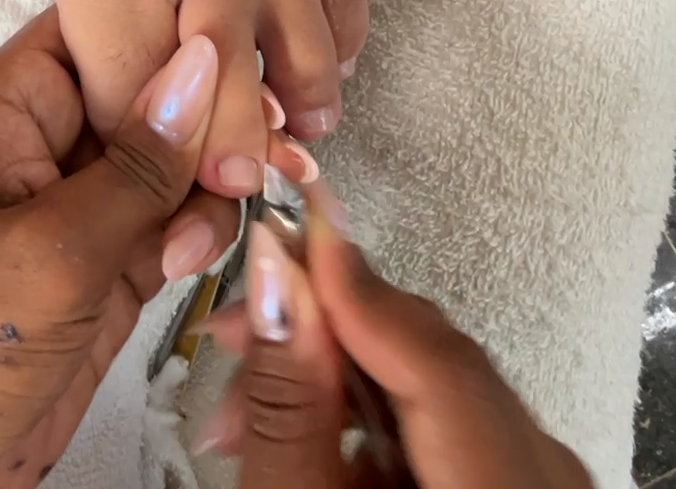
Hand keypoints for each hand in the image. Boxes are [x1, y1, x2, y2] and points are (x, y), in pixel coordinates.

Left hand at [0, 10, 244, 488]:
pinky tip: (191, 260)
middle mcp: (52, 137)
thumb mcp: (52, 245)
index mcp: (15, 102)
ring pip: (172, 158)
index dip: (168, 33)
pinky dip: (194, 230)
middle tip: (259, 160)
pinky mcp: (112, 254)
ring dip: (202, 187)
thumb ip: (138, 162)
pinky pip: (173, 215)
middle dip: (204, 124)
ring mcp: (84, 198)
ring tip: (197, 236)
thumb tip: (207, 60)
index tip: (242, 63)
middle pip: (148, 93)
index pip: (99, 27)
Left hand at [6, 0, 387, 199]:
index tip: (242, 191)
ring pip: (345, 11)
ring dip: (333, 56)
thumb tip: (169, 136)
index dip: (237, 156)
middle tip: (292, 141)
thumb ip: (129, 57)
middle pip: (307, 65)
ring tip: (320, 84)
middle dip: (296, 113)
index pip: (236, 109)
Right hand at [197, 183, 593, 488]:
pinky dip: (369, 423)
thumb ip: (288, 398)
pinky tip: (306, 443)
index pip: (446, 372)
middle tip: (228, 333)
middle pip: (442, 374)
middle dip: (327, 334)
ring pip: (440, 398)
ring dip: (338, 379)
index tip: (284, 232)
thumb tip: (277, 267)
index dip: (361, 290)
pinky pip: (447, 434)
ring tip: (244, 414)